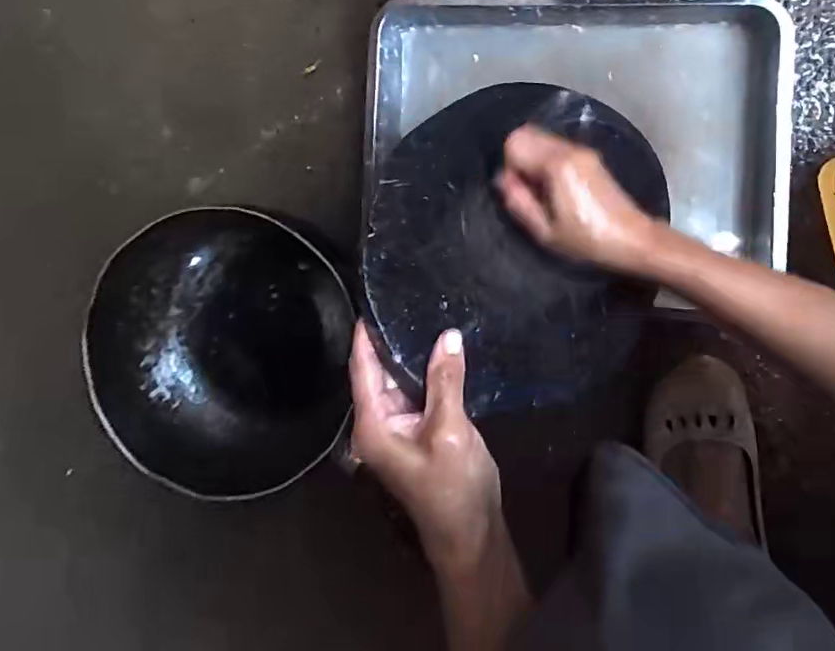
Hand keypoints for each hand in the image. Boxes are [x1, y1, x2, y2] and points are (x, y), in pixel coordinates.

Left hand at [349, 321, 504, 570]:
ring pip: (399, 379)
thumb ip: (446, 381)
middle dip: (388, 338)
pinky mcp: (420, 429)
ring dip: (409, 352)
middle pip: (378, 371)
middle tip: (403, 298)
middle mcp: (379, 423)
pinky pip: (417, 390)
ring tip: (421, 312)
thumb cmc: (453, 487)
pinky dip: (425, 369)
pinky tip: (439, 347)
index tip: (369, 302)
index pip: (361, 369)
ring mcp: (399, 427)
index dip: (364, 336)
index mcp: (373, 425)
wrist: (472, 535)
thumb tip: (449, 335)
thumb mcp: (450, 429)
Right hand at [494, 125, 660, 272]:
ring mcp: (582, 149)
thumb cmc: (588, 241)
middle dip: (518, 158)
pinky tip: (556, 188)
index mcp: (558, 165)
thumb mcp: (546, 232)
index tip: (520, 193)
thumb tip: (503, 180)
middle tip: (529, 190)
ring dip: (532, 158)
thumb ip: (518, 203)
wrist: (634, 239)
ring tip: (543, 191)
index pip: (515, 143)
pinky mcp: (589, 155)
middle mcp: (569, 149)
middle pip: (526, 133)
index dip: (510, 168)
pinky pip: (555, 145)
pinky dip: (546, 159)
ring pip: (541, 137)